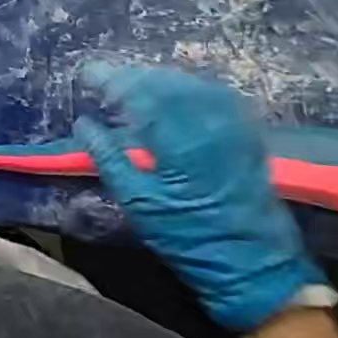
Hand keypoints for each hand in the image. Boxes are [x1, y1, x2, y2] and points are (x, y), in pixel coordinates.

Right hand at [74, 62, 327, 330]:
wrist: (253, 262)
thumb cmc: (189, 239)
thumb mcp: (138, 204)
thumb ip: (108, 158)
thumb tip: (85, 123)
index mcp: (178, 137)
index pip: (137, 90)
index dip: (108, 78)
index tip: (86, 75)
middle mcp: (207, 117)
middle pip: (160, 79)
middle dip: (129, 77)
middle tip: (104, 85)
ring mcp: (230, 117)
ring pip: (183, 80)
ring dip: (153, 80)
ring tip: (130, 91)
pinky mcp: (243, 123)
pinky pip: (204, 90)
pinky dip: (179, 88)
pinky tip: (165, 99)